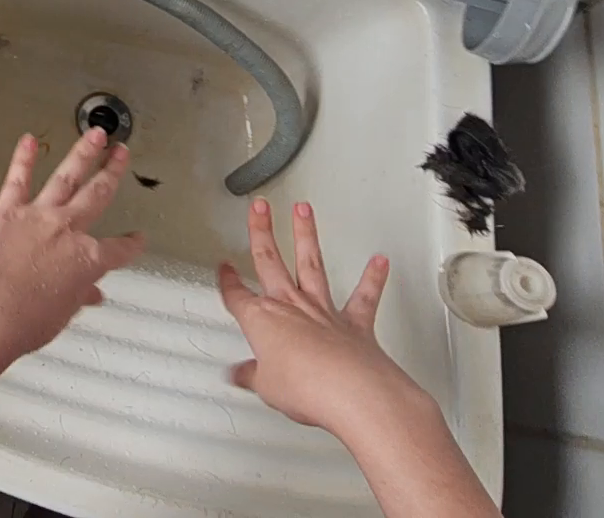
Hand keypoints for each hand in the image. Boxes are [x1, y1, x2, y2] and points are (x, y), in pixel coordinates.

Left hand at [0, 129, 146, 361]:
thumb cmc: (24, 321)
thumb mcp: (61, 314)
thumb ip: (77, 297)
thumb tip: (90, 294)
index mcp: (87, 261)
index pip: (118, 251)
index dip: (131, 245)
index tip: (138, 238)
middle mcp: (68, 230)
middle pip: (98, 194)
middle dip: (112, 172)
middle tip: (122, 152)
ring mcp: (40, 215)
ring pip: (68, 177)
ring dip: (83, 153)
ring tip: (95, 134)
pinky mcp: (9, 209)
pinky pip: (18, 178)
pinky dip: (24, 158)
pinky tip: (29, 140)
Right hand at [217, 199, 430, 437]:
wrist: (358, 397)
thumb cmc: (309, 389)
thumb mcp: (267, 388)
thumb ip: (253, 376)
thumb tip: (240, 375)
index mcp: (261, 319)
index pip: (236, 295)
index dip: (227, 281)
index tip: (224, 269)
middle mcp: (290, 307)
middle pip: (269, 260)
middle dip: (261, 230)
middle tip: (259, 207)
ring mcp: (322, 312)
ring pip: (310, 264)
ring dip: (306, 234)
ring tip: (303, 209)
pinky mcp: (355, 325)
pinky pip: (364, 298)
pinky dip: (373, 280)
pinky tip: (378, 262)